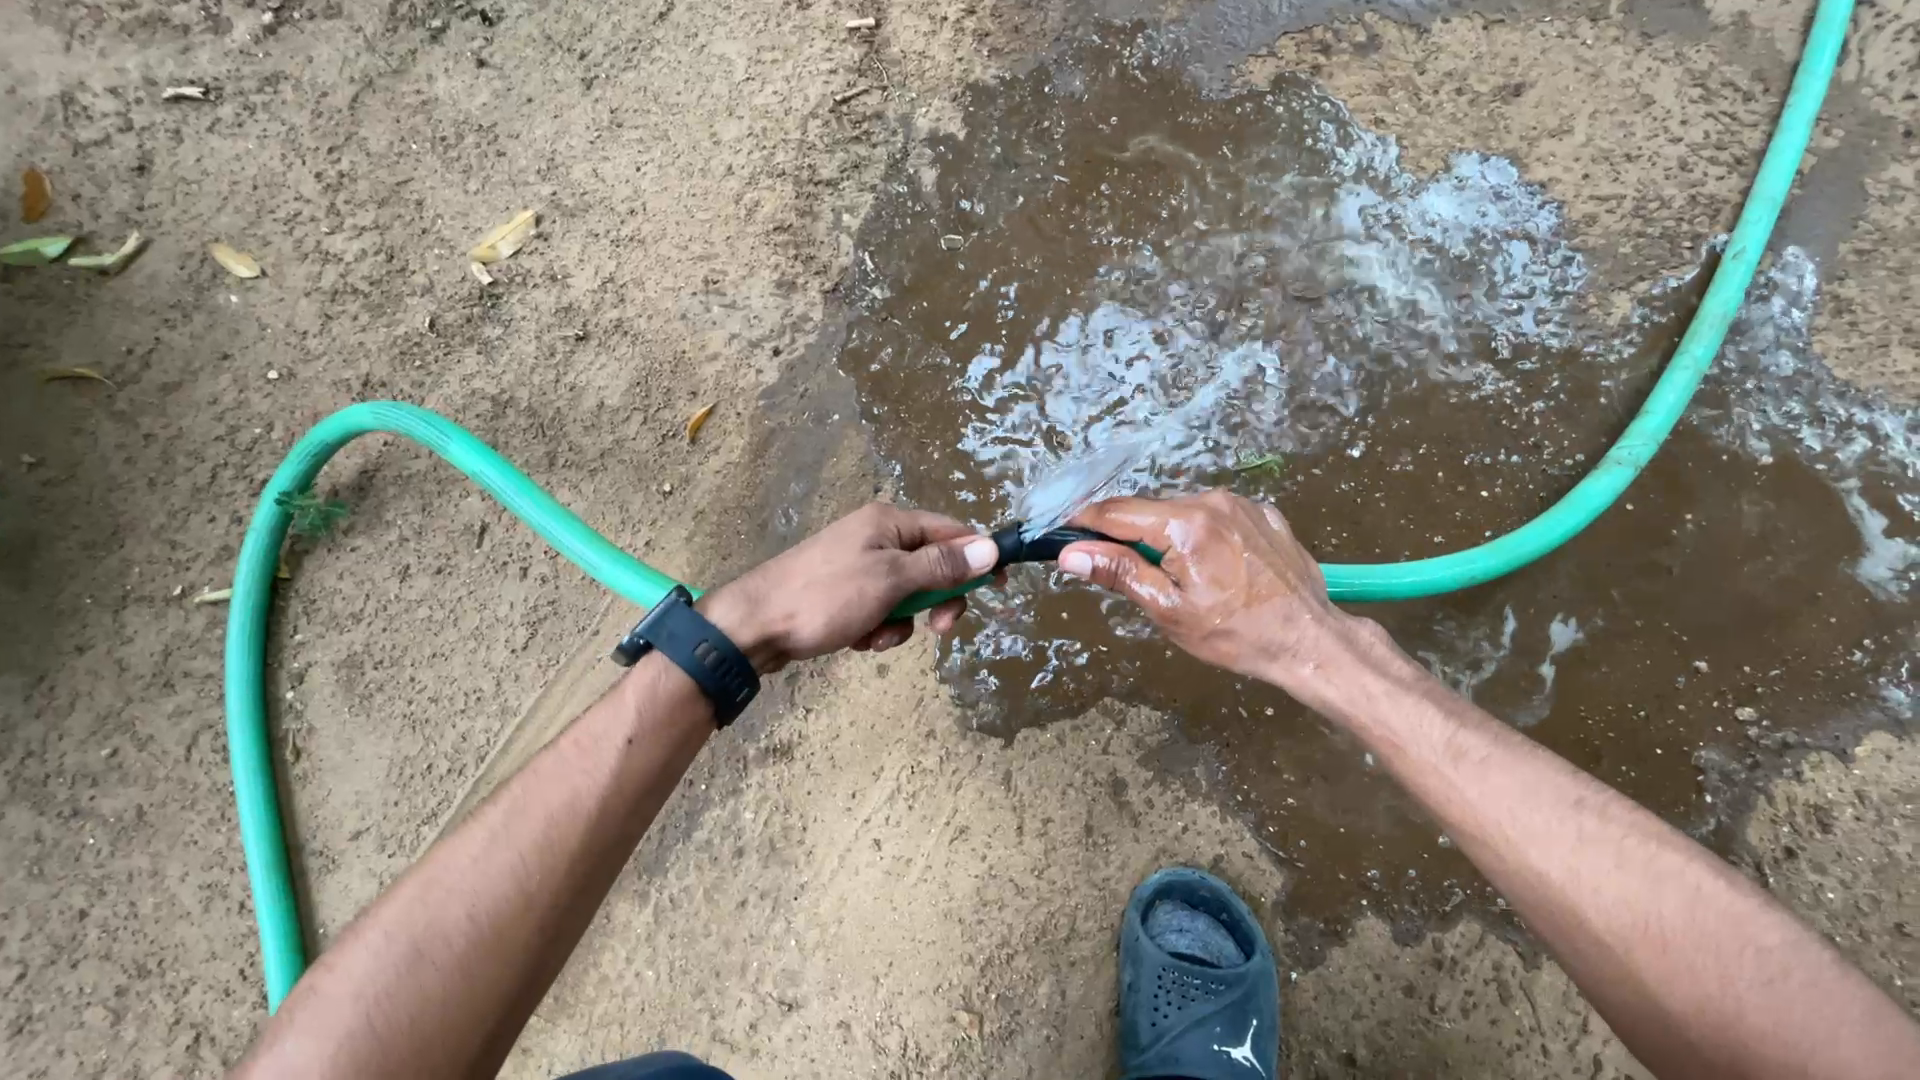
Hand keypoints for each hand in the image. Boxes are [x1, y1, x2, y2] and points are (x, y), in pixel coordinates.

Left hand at [696, 503, 998, 673]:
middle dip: (937, 600)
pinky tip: (857, 640)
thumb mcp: (890, 581)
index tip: (999, 588)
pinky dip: (877, 628)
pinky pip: (881, 610)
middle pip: (932, 566)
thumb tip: (991, 548)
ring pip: (907, 595)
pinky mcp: (844, 593)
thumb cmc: (825, 597)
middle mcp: (876, 537)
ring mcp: (858, 566)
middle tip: (939, 628)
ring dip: (902, 622)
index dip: (978, 558)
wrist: (754, 626)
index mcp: (889, 522)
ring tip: (876, 636)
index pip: (951, 531)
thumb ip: (941, 566)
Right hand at [1057, 491, 1374, 688]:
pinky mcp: (1263, 513)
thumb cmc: (1234, 634)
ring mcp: (1242, 504)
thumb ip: (1119, 572)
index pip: (1116, 512)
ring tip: (1178, 576)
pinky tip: (1215, 567)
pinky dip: (1202, 534)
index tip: (1062, 532)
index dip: (1084, 521)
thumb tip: (1071, 554)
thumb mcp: (1168, 609)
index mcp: (1185, 523)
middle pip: (1149, 511)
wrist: (1309, 641)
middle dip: (1129, 535)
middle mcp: (1212, 500)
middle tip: (1125, 572)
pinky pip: (1216, 516)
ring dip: (1167, 535)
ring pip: (1182, 512)